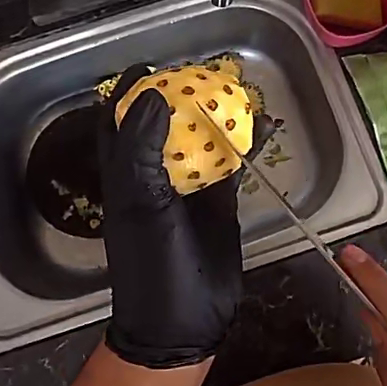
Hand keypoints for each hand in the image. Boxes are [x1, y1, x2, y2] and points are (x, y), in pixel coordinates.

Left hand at [98, 64, 270, 368]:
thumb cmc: (150, 261)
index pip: (121, 122)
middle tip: (202, 75)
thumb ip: (141, 148)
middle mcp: (155, 175)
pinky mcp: (219, 204)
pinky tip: (266, 128)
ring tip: (235, 92)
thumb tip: (152, 95)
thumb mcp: (139, 202)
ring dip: (217, 118)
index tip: (148, 65)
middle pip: (165, 125)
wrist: (181, 320)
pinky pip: (232, 166)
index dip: (129, 92)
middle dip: (181, 98)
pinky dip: (247, 146)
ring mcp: (189, 189)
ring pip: (202, 142)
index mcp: (125, 174)